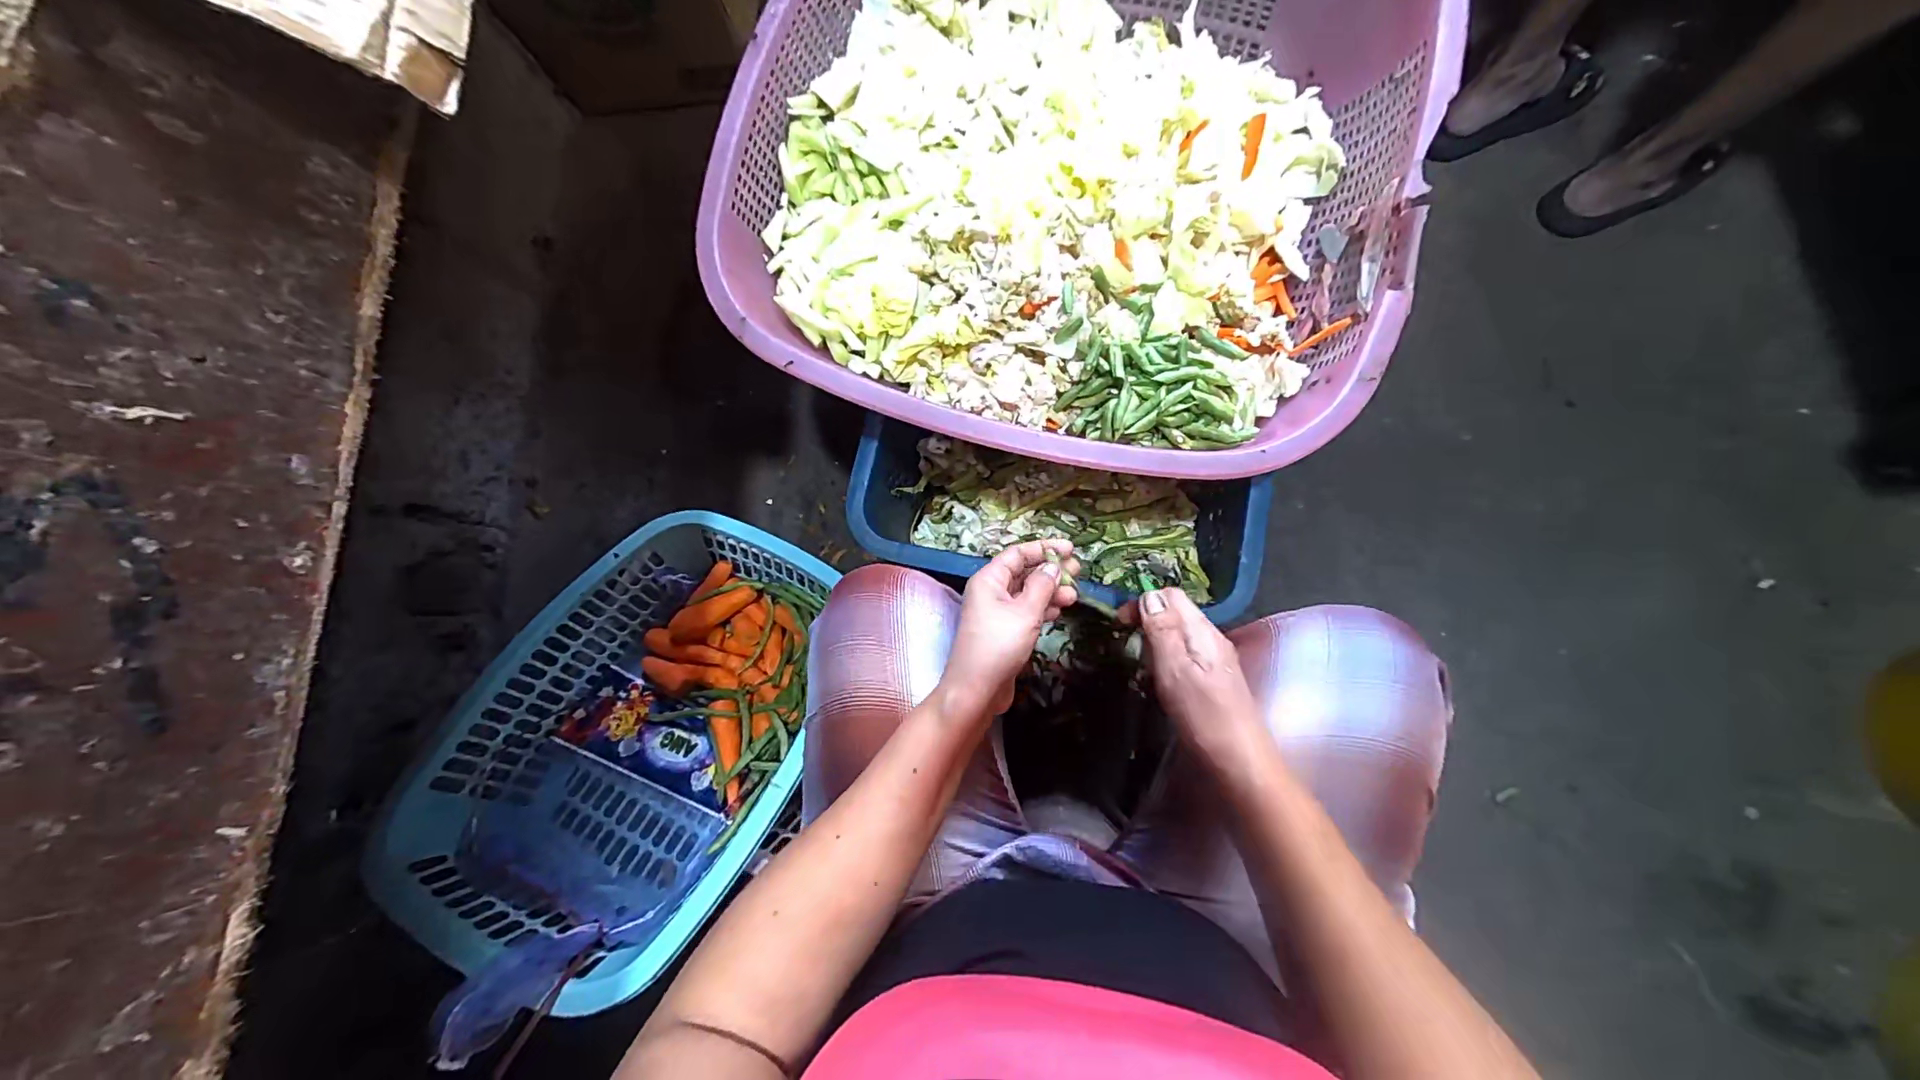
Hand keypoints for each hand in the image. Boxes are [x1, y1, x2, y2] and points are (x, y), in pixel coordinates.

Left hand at [935, 539, 1078, 720]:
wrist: (976, 689)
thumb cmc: (998, 645)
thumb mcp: (1025, 612)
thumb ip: (1042, 585)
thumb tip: (1052, 566)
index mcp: (989, 580)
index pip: (1017, 553)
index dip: (1044, 548)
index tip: (1070, 549)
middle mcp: (990, 592)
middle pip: (1023, 572)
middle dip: (1050, 570)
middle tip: (1077, 571)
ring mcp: (996, 612)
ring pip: (1027, 593)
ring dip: (1050, 592)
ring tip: (1073, 595)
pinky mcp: (1004, 631)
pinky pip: (1025, 611)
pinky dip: (1042, 608)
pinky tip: (1059, 611)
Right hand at [1124, 587, 1264, 765]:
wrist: (1239, 762)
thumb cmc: (1203, 715)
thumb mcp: (1175, 669)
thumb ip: (1163, 630)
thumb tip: (1149, 595)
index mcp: (1202, 631)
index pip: (1171, 596)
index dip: (1142, 602)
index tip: (1120, 624)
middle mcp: (1212, 639)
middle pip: (1176, 613)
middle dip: (1147, 620)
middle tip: (1126, 643)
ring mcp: (1215, 661)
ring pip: (1179, 635)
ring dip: (1155, 641)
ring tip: (1139, 662)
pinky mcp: (1213, 681)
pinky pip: (1184, 656)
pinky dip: (1166, 660)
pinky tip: (1158, 680)